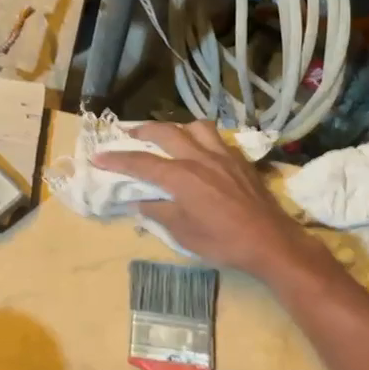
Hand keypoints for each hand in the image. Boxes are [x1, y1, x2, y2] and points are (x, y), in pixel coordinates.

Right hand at [91, 121, 329, 280]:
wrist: (270, 241)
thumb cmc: (223, 242)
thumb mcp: (183, 233)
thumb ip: (159, 213)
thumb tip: (140, 202)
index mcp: (181, 177)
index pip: (140, 163)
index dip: (116, 159)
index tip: (98, 157)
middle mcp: (199, 158)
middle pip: (165, 132)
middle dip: (141, 131)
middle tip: (127, 135)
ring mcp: (222, 155)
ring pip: (195, 127)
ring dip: (176, 128)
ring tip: (169, 137)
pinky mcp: (240, 160)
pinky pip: (217, 138)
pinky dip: (202, 138)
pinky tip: (201, 151)